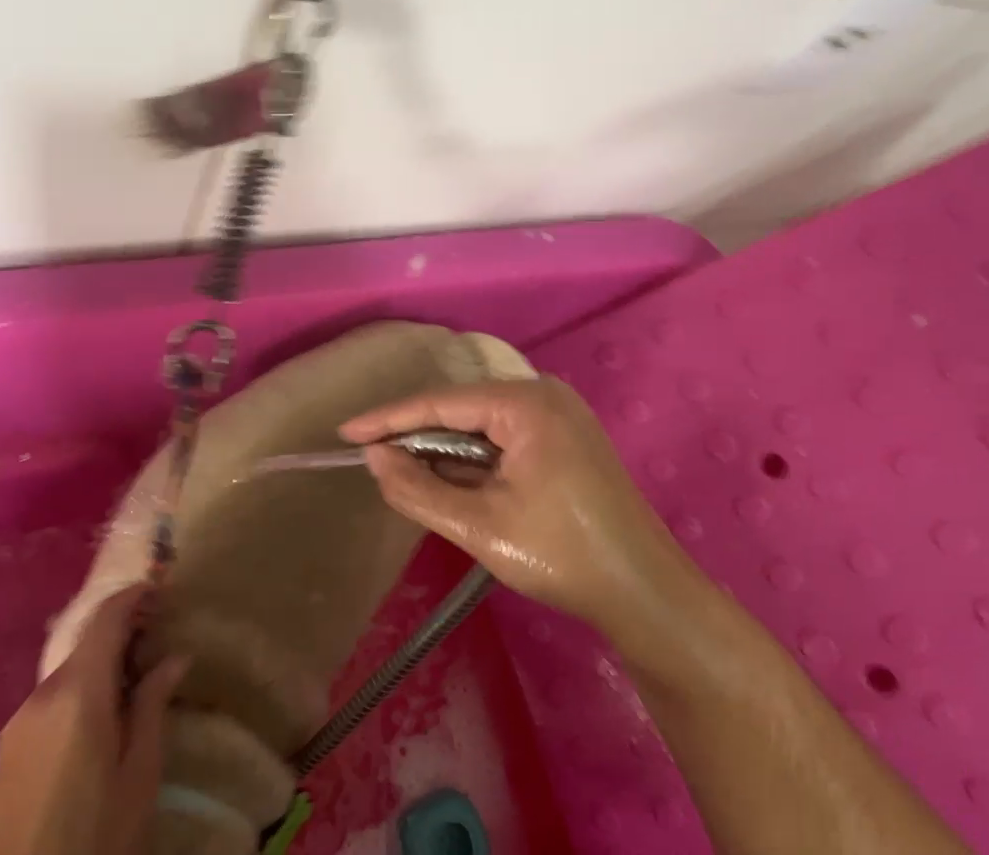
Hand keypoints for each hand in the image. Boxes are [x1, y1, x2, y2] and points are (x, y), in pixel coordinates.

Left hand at [0, 585, 188, 854]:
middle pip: (83, 644)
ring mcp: (18, 720)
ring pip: (66, 673)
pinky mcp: (7, 746)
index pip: (104, 622)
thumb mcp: (139, 773)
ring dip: (99, 664)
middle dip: (119, 632)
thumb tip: (175, 658)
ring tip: (135, 679)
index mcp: (78, 693)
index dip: (131, 598)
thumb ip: (153, 707)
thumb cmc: (96, 832)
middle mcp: (42, 694)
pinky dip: (79, 691)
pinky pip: (50, 700)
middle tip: (157, 635)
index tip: (158, 588)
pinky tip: (100, 718)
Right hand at [341, 378, 705, 638]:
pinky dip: (472, 462)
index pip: (440, 403)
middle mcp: (543, 397)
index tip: (345, 433)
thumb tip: (375, 458)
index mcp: (526, 404)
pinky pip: (504, 441)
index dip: (387, 418)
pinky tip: (445, 482)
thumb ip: (417, 489)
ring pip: (481, 428)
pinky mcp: (565, 443)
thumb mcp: (478, 525)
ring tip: (398, 473)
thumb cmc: (560, 554)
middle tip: (368, 457)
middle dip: (415, 436)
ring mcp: (559, 419)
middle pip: (460, 410)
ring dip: (443, 452)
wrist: (644, 592)